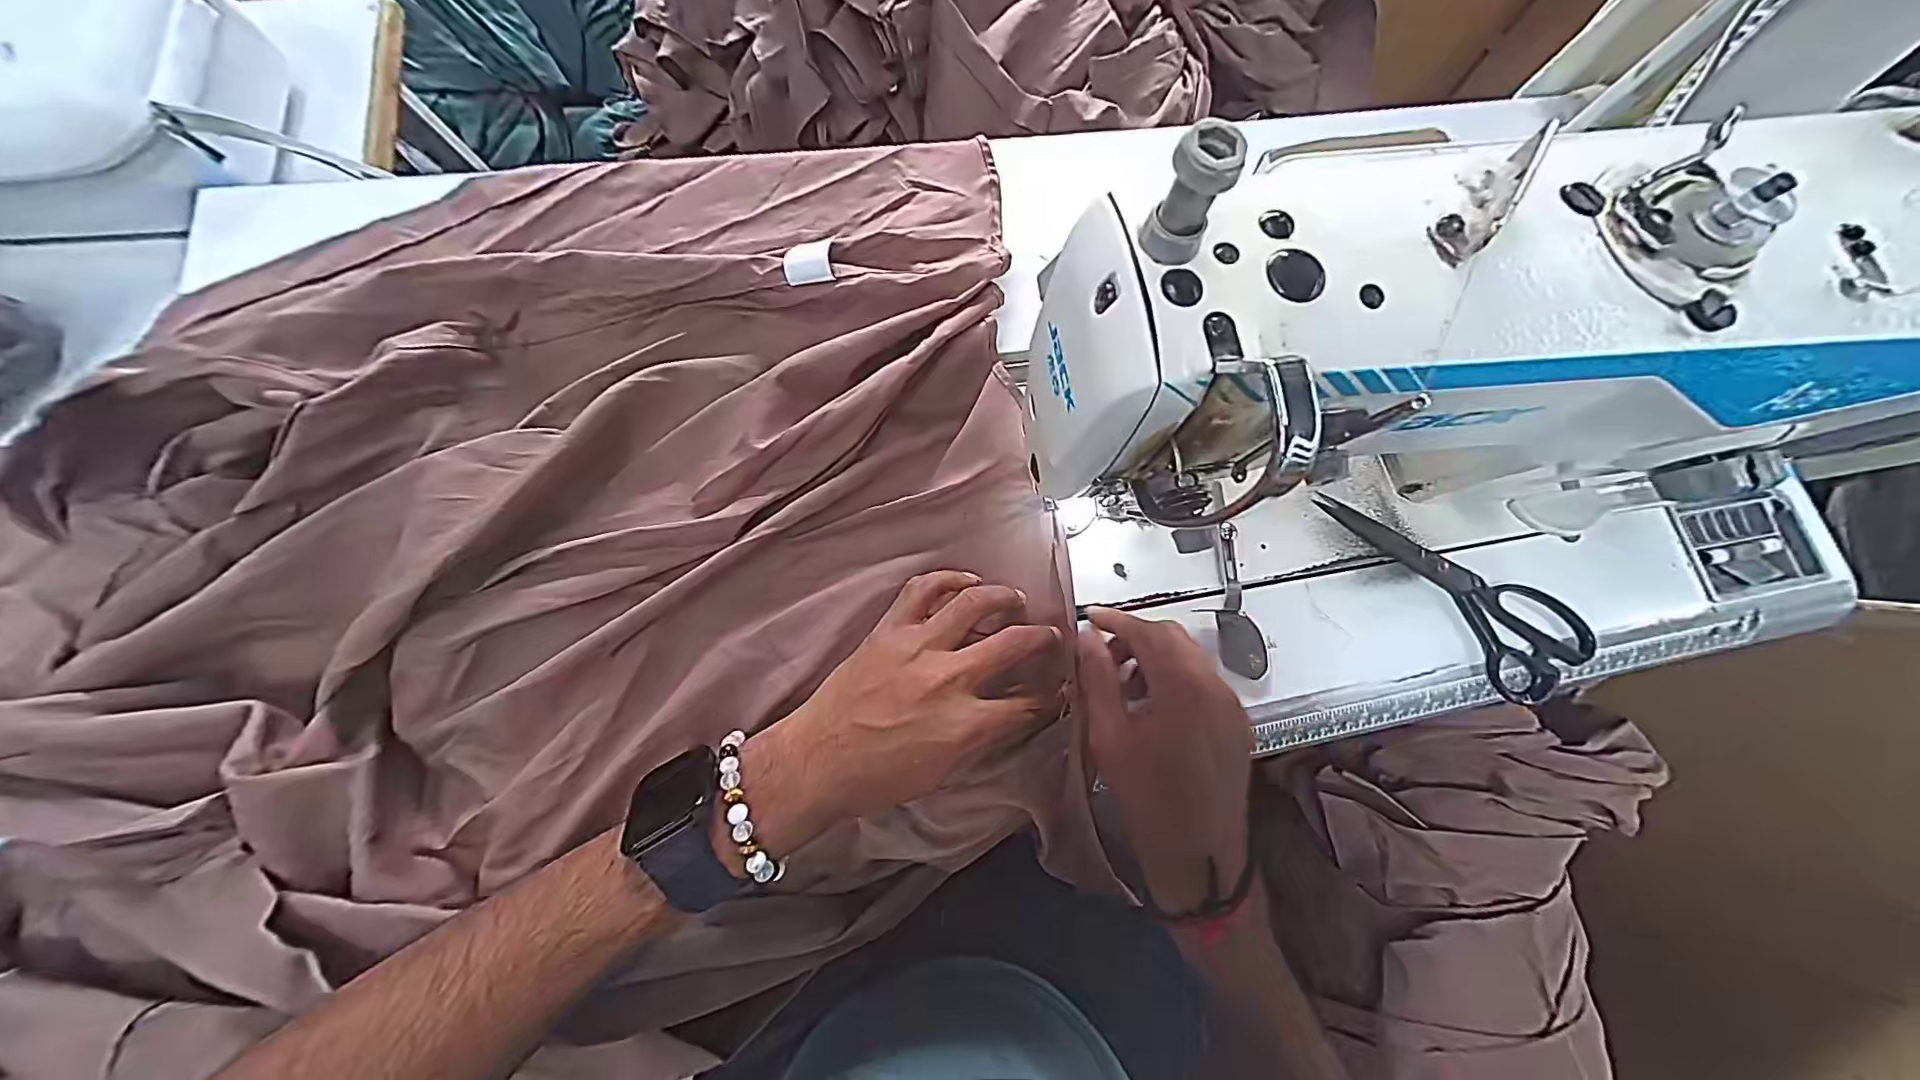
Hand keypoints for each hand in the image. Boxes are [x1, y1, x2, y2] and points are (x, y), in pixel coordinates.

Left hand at [729, 571, 1065, 861]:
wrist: (816, 762)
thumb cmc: (876, 778)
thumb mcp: (944, 773)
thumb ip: (984, 740)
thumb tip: (1012, 716)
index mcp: (964, 725)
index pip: (1027, 704)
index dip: (1050, 696)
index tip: (1057, 689)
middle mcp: (947, 680)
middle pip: (1014, 644)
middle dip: (1042, 640)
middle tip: (1049, 637)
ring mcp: (915, 648)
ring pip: (974, 604)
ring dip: (1004, 597)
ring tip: (1015, 600)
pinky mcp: (887, 631)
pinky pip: (922, 589)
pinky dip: (949, 578)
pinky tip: (966, 581)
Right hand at [1079, 606, 1251, 912]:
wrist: (1201, 856)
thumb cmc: (1148, 799)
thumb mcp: (1109, 735)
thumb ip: (1097, 678)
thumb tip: (1086, 638)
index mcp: (1184, 686)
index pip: (1148, 631)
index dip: (1116, 619)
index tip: (1090, 618)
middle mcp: (1216, 686)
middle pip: (1173, 637)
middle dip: (1136, 636)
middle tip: (1102, 653)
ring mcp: (1231, 705)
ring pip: (1190, 657)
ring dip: (1156, 656)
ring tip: (1122, 682)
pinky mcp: (1237, 723)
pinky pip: (1204, 681)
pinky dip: (1175, 677)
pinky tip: (1151, 703)